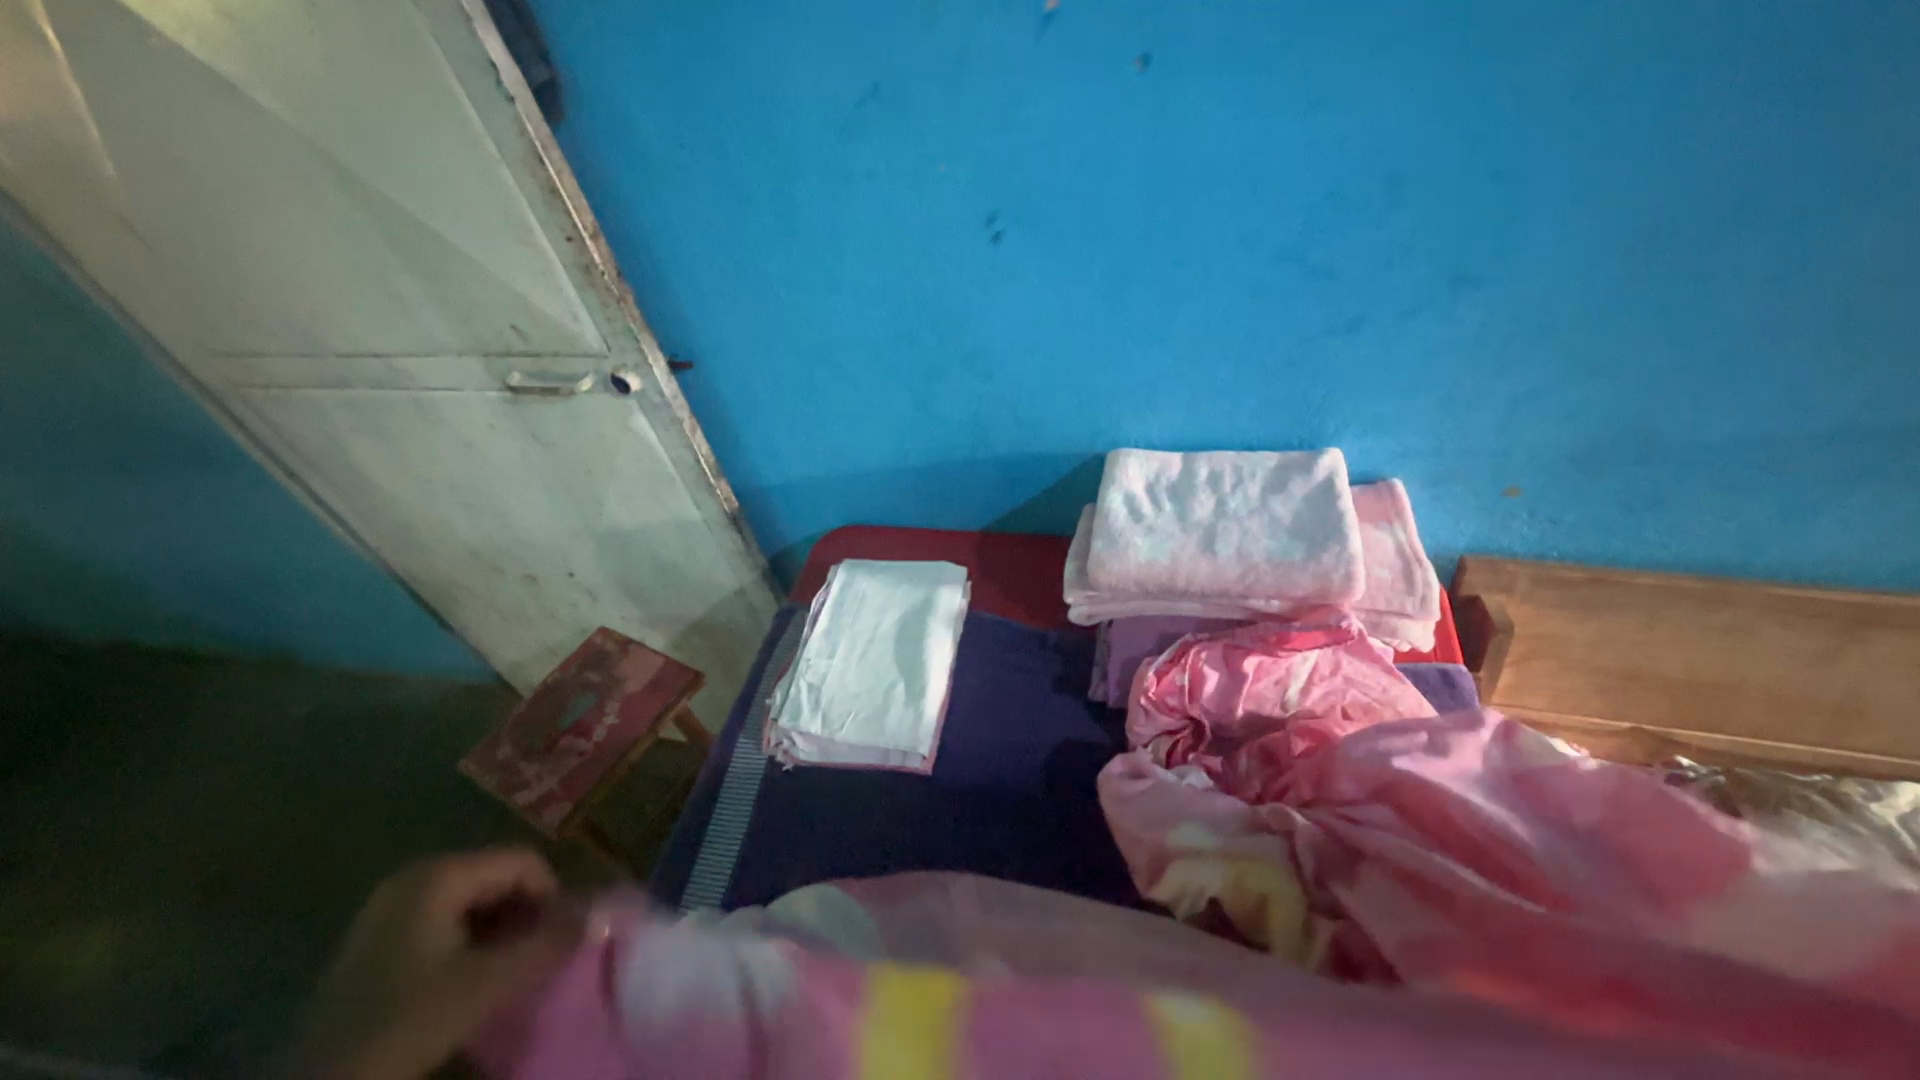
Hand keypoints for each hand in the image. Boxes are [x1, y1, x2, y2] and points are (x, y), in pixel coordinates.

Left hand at [280, 848, 583, 1079]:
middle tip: (536, 959)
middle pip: (497, 877)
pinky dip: (469, 941)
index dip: (552, 896)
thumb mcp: (489, 984)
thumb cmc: (409, 1020)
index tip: (559, 942)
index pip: (523, 862)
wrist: (324, 1079)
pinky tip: (467, 980)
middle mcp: (413, 876)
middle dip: (526, 914)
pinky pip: (443, 920)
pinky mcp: (377, 938)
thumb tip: (595, 916)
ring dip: (500, 931)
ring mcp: (389, 906)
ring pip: (472, 901)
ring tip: (506, 972)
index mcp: (439, 874)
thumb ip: (548, 944)